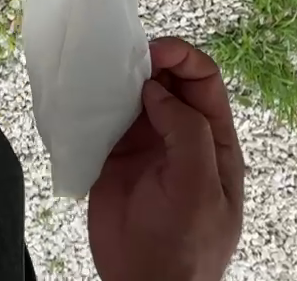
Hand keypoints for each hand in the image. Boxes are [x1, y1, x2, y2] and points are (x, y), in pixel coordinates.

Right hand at [88, 37, 244, 280]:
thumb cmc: (183, 243)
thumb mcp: (199, 189)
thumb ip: (187, 132)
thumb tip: (156, 88)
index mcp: (213, 139)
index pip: (203, 79)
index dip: (181, 56)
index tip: (150, 53)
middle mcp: (179, 131)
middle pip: (168, 76)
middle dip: (147, 59)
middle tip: (118, 59)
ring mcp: (146, 139)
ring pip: (135, 89)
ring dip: (118, 75)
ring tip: (97, 70)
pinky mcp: (113, 148)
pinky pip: (106, 110)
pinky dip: (94, 95)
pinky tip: (83, 91)